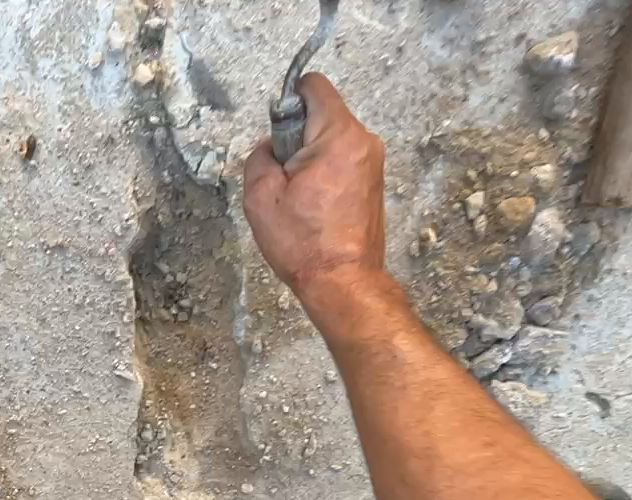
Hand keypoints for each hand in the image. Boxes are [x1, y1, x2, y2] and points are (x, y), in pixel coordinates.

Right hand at [244, 73, 389, 298]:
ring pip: (329, 143)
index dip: (286, 104)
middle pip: (320, 117)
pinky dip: (323, 177)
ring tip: (299, 202)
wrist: (341, 281)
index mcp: (338, 135)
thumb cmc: (302, 243)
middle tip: (285, 184)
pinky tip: (313, 209)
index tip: (277, 141)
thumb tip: (270, 148)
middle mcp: (363, 140)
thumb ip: (259, 157)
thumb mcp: (260, 198)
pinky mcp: (372, 181)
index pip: (312, 86)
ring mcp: (372, 161)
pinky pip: (341, 163)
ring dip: (308, 163)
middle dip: (295, 143)